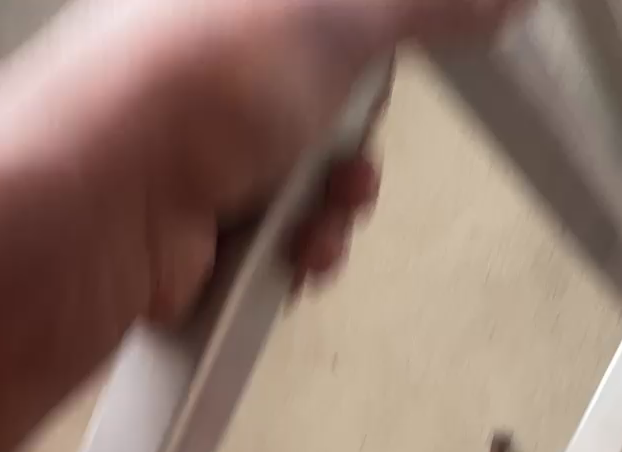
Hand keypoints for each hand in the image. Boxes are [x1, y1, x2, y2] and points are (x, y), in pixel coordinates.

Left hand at [0, 0, 521, 326]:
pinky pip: (279, 240)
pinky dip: (301, 252)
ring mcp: (203, 154)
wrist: (116, 203)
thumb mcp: (339, 12)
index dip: (372, 54)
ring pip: (307, 186)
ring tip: (321, 221)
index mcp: (235, 6)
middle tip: (349, 166)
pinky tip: (295, 256)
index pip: (334, 24)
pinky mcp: (201, 229)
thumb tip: (505, 0)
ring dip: (334, 211)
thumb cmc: (213, 80)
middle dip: (354, 151)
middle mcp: (216, 73)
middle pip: (325, 113)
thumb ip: (427, 3)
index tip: (387, 76)